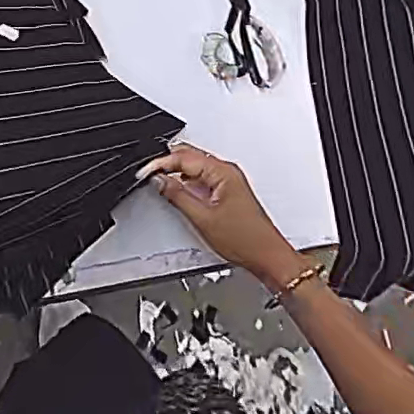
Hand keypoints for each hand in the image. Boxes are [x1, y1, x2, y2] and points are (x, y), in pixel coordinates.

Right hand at [139, 144, 305, 287]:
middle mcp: (227, 172)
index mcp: (222, 172)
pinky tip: (177, 192)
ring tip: (159, 183)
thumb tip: (160, 180)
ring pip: (195, 166)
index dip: (161, 163)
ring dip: (176, 172)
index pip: (184, 157)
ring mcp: (228, 181)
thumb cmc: (245, 239)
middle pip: (190, 156)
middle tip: (149, 174)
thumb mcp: (202, 218)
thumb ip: (177, 195)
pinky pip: (202, 178)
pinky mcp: (226, 191)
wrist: (266, 256)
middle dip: (167, 163)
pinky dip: (186, 182)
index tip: (146, 172)